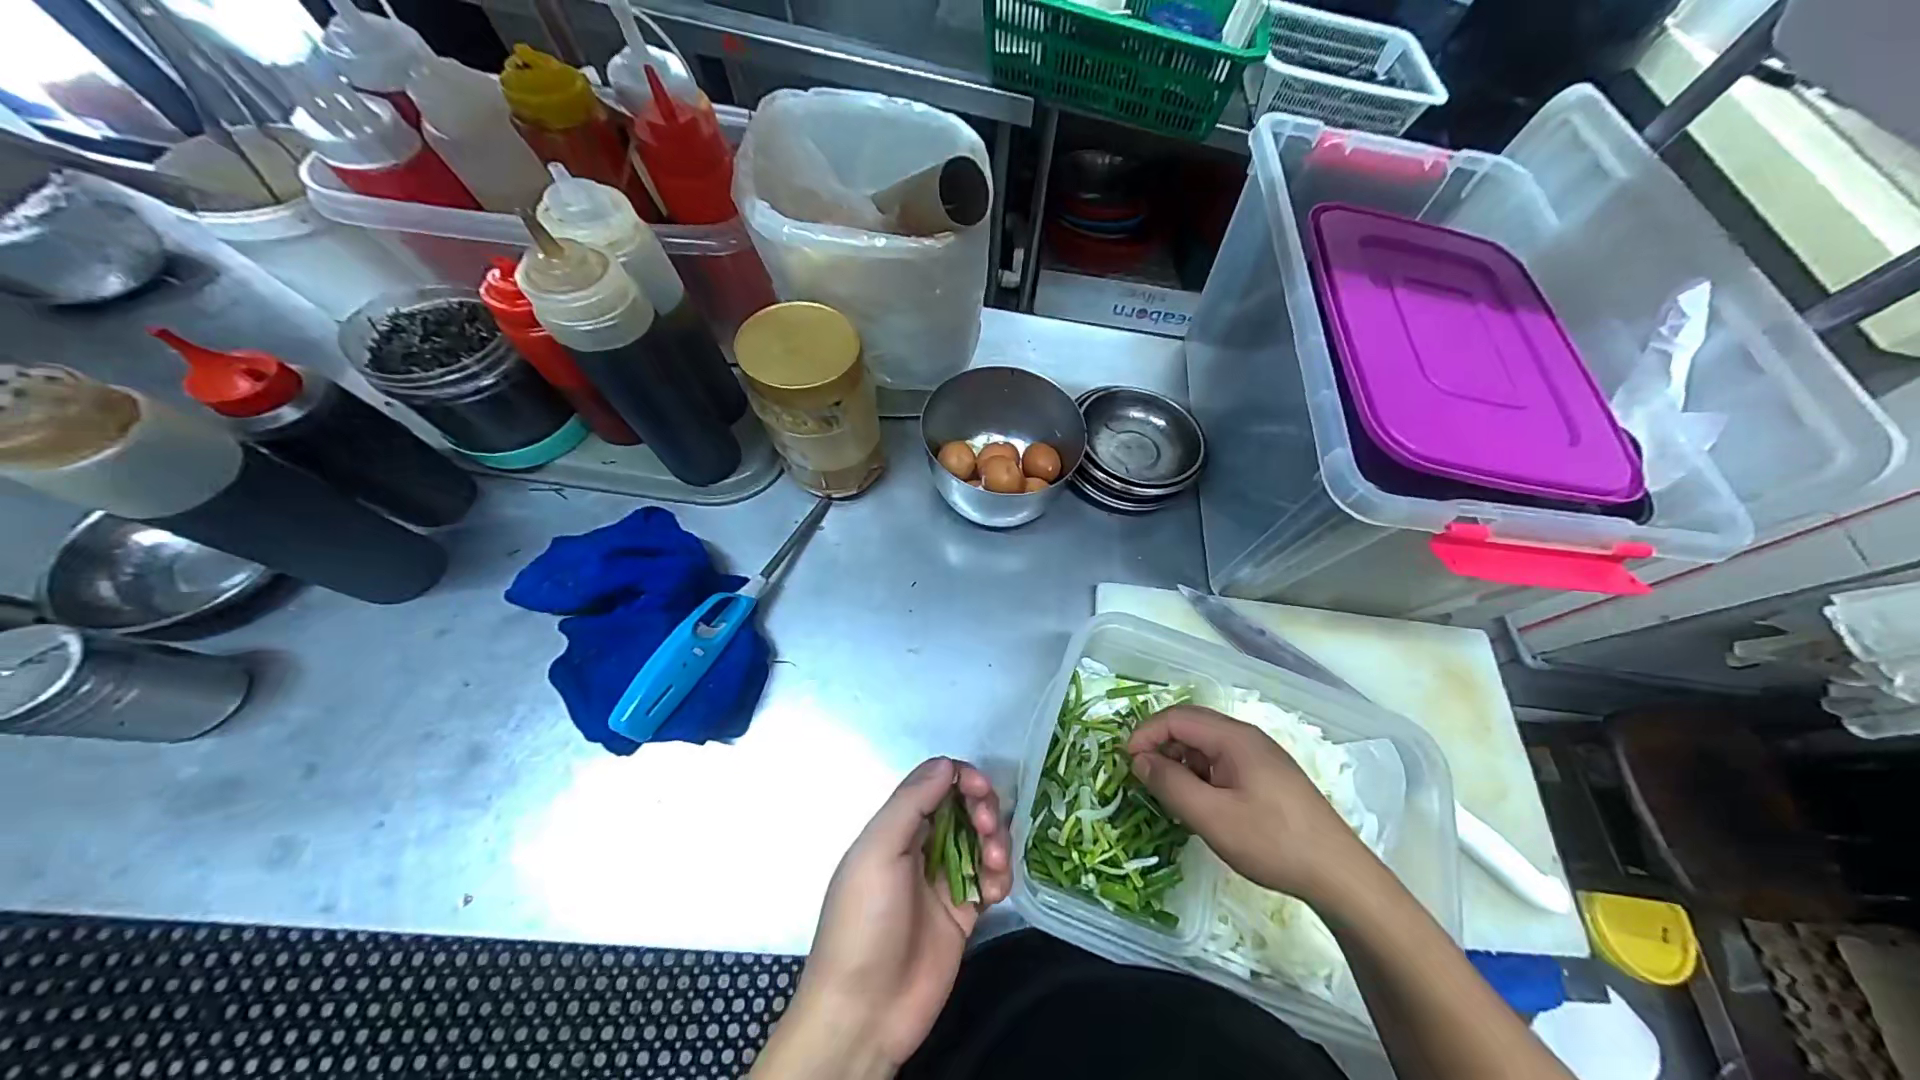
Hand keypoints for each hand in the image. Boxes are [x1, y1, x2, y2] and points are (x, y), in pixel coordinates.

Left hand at [771, 757, 1010, 1077]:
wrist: (865, 1011)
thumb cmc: (863, 923)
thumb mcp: (877, 852)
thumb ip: (911, 802)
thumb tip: (946, 763)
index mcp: (894, 828)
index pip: (934, 784)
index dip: (960, 779)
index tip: (979, 789)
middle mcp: (920, 848)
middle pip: (963, 808)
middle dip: (983, 808)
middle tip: (988, 827)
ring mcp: (943, 881)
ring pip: (982, 841)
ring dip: (996, 841)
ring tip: (996, 862)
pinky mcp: (964, 913)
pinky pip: (990, 879)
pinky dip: (1000, 876)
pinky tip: (995, 890)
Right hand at [1127, 706, 1375, 906]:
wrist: (1339, 875)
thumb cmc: (1272, 842)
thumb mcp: (1211, 816)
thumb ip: (1170, 783)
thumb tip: (1139, 760)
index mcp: (1234, 737)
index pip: (1176, 718)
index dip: (1145, 734)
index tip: (1127, 763)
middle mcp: (1247, 738)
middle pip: (1191, 726)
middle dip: (1160, 745)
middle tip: (1142, 777)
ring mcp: (1260, 757)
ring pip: (1205, 746)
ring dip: (1179, 762)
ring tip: (1168, 795)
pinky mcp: (1267, 777)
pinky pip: (1222, 763)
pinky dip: (1199, 775)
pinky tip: (1198, 803)